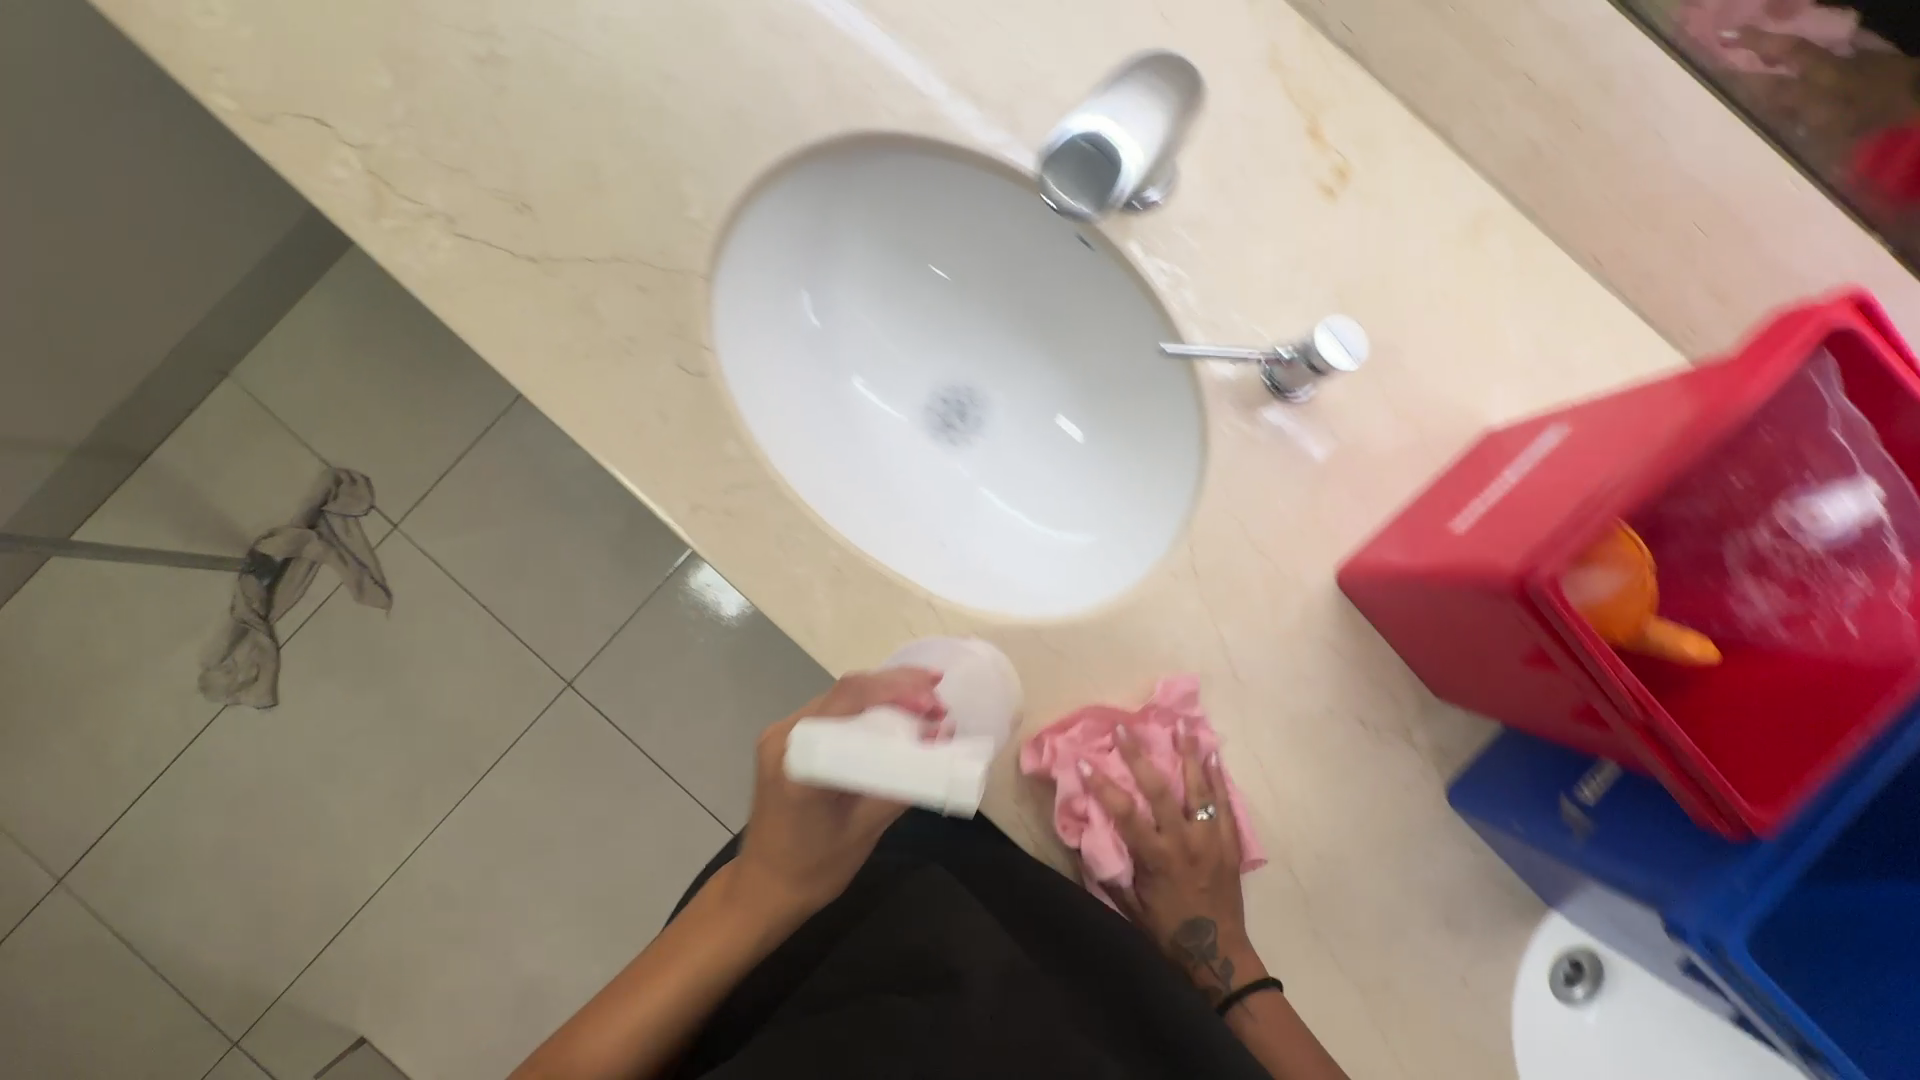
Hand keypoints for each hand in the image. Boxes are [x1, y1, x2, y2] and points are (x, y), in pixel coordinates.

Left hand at [733, 667, 946, 917]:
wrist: (764, 888)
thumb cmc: (815, 867)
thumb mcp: (868, 827)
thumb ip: (904, 780)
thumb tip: (941, 741)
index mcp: (799, 757)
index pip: (851, 697)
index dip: (898, 690)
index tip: (935, 704)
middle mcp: (784, 734)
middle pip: (848, 691)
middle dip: (899, 688)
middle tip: (939, 702)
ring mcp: (781, 734)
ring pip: (842, 697)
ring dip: (885, 697)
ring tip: (926, 706)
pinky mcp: (785, 740)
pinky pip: (833, 712)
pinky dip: (867, 710)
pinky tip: (894, 718)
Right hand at [1080, 723, 1263, 1003]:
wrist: (1219, 953)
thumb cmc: (1168, 931)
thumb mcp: (1130, 907)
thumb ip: (1109, 872)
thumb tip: (1084, 839)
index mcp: (1156, 856)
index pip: (1125, 812)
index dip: (1102, 785)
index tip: (1084, 761)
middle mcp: (1184, 841)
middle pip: (1160, 789)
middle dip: (1140, 756)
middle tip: (1126, 729)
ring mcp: (1211, 839)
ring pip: (1199, 788)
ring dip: (1189, 754)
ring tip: (1182, 725)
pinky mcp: (1230, 842)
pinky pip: (1225, 803)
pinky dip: (1219, 778)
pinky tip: (1214, 755)